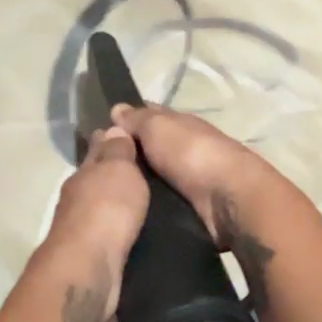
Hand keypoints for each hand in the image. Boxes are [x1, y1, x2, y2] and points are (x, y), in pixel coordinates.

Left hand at [39, 127, 147, 321]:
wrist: (88, 267)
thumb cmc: (106, 209)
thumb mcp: (118, 169)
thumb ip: (117, 150)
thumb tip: (112, 127)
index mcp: (83, 173)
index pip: (97, 149)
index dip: (109, 139)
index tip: (126, 132)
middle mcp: (77, 198)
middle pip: (96, 179)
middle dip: (113, 173)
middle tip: (144, 169)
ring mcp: (79, 228)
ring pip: (100, 207)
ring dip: (115, 204)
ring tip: (144, 202)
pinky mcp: (89, 255)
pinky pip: (107, 233)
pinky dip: (117, 228)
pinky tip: (132, 229)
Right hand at [109, 104, 280, 240]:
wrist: (228, 197)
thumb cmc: (191, 153)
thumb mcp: (159, 127)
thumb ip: (138, 119)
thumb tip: (118, 108)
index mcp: (181, 125)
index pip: (149, 117)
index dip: (125, 122)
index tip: (98, 133)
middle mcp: (186, 150)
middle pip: (150, 152)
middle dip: (126, 159)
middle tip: (93, 171)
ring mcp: (190, 181)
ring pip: (154, 180)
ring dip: (135, 186)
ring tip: (103, 197)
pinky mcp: (192, 209)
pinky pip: (163, 204)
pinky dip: (148, 206)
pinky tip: (126, 214)